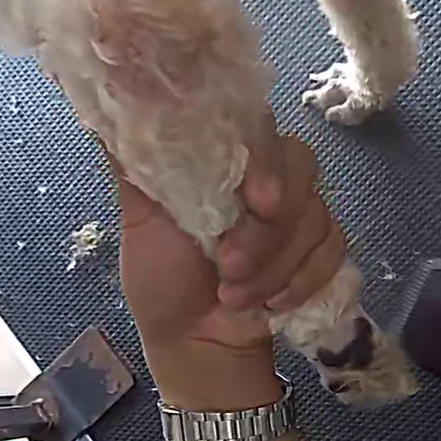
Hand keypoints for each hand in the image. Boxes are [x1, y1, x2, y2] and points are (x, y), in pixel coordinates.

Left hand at [112, 134, 344, 407]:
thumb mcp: (138, 221)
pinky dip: (303, 282)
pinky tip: (273, 305)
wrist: (195, 344)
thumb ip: (135, 163)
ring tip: (235, 296)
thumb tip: (108, 97)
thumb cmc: (164, 282)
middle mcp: (266, 181)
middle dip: (268, 230)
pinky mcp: (321, 252)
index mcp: (224, 163)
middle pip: (302, 168)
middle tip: (230, 265)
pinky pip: (333, 251)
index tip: (257, 202)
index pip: (260, 129)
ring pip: (316, 217)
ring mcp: (299, 217)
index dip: (266, 161)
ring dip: (275, 267)